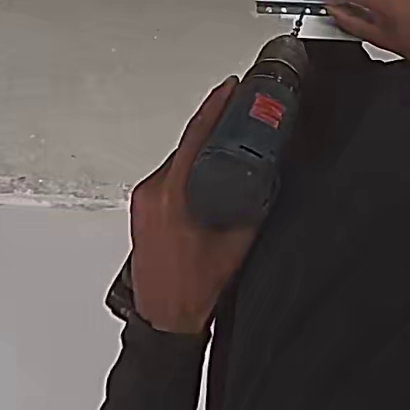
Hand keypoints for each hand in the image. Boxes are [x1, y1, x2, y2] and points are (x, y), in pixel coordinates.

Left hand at [129, 77, 256, 333]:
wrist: (164, 321)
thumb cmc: (194, 289)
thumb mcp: (236, 243)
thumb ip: (252, 206)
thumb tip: (267, 177)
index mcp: (171, 195)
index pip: (195, 137)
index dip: (214, 107)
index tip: (229, 88)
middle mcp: (152, 191)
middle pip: (186, 144)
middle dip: (211, 124)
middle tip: (236, 108)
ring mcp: (143, 199)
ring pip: (177, 159)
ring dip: (201, 146)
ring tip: (228, 136)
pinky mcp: (142, 207)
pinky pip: (168, 175)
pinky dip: (189, 165)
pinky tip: (207, 168)